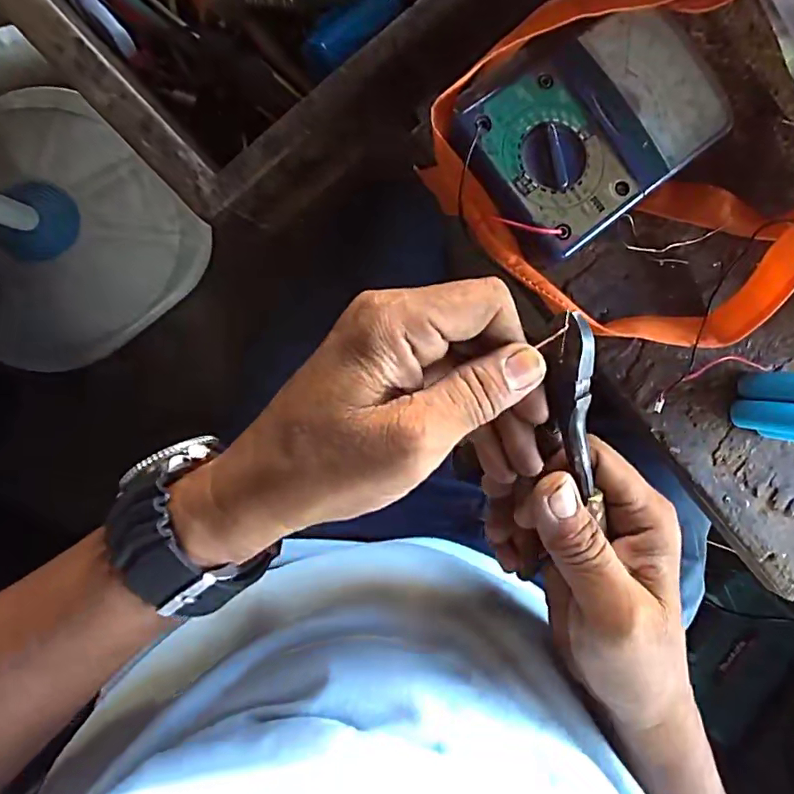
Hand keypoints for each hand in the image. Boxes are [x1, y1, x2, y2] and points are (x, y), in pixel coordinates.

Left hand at [172, 278, 549, 564]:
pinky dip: (468, 412)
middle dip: (512, 387)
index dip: (520, 348)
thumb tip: (532, 363)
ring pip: (468, 361)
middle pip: (481, 333)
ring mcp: (391, 342)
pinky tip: (491, 457)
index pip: (488, 302)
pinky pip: (445, 379)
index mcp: (396, 321)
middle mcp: (395, 317)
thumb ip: (478, 394)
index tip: (533, 404)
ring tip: (517, 462)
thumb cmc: (329, 469)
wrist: (259, 491)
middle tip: (532, 445)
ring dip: (495, 408)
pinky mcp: (389, 368)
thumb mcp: (414, 439)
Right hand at [490, 436, 692, 733]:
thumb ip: (583, 549)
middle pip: (560, 469)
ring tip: (507, 550)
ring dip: (514, 514)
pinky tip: (511, 561)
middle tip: (507, 532)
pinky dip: (512, 532)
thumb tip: (551, 486)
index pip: (595, 456)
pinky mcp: (567, 546)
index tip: (526, 508)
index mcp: (644, 512)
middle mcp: (619, 509)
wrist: (629, 704)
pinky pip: (531, 518)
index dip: (554, 470)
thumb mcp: (612, 608)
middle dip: (526, 494)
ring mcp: (591, 527)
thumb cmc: (638, 662)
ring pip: (541, 491)